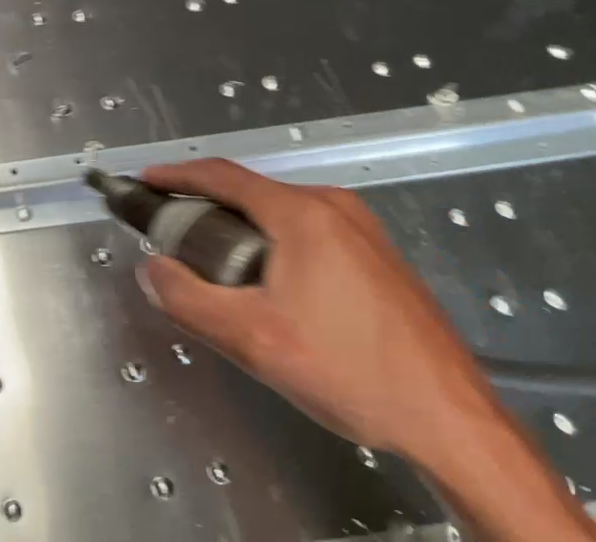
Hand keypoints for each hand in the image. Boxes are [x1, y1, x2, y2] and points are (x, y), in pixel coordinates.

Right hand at [136, 160, 595, 541]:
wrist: (451, 420)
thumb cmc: (350, 372)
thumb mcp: (252, 340)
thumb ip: (188, 299)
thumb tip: (152, 270)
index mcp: (303, 214)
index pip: (222, 175)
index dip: (175, 175)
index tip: (144, 182)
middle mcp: (335, 208)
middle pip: (251, 192)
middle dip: (204, 209)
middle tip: (172, 239)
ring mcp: (363, 230)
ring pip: (280, 213)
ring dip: (239, 229)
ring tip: (214, 269)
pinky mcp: (378, 256)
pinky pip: (308, 232)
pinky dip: (272, 243)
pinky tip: (267, 286)